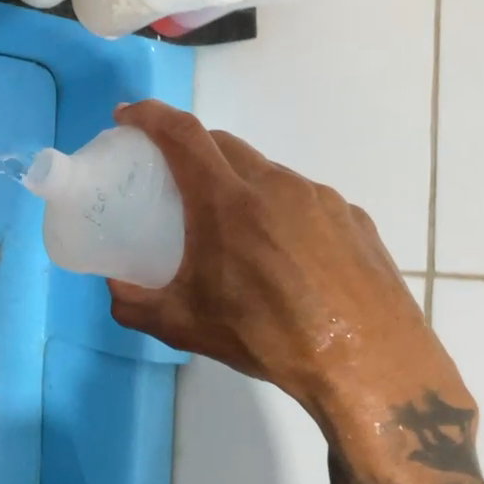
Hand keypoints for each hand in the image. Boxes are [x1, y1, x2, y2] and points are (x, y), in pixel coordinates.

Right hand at [104, 100, 437, 413]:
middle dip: (189, 147)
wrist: (369, 367)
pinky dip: (278, 209)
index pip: (182, 134)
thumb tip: (114, 287)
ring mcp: (321, 200)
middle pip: (222, 144)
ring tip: (228, 224)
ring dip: (236, 181)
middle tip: (171, 176)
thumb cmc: (266, 338)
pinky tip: (280, 253)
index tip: (127, 116)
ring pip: (266, 171)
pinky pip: (303, 199)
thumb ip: (132, 303)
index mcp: (227, 203)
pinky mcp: (354, 220)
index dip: (149, 116)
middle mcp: (275, 186)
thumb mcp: (181, 326)